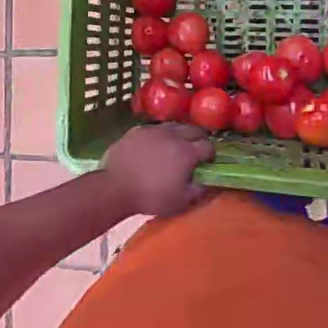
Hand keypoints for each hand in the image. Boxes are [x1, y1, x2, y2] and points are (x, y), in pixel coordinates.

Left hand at [100, 123, 214, 217]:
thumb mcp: (180, 202)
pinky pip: (154, 128)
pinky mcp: (137, 131)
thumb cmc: (151, 196)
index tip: (208, 161)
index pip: (208, 146)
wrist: (116, 187)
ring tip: (176, 144)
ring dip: (180, 133)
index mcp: (187, 152)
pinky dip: (160, 135)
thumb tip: (208, 184)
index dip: (211, 153)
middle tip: (196, 149)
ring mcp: (153, 130)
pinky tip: (155, 144)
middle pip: (193, 129)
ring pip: (173, 125)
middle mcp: (173, 135)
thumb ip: (198, 191)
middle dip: (199, 138)